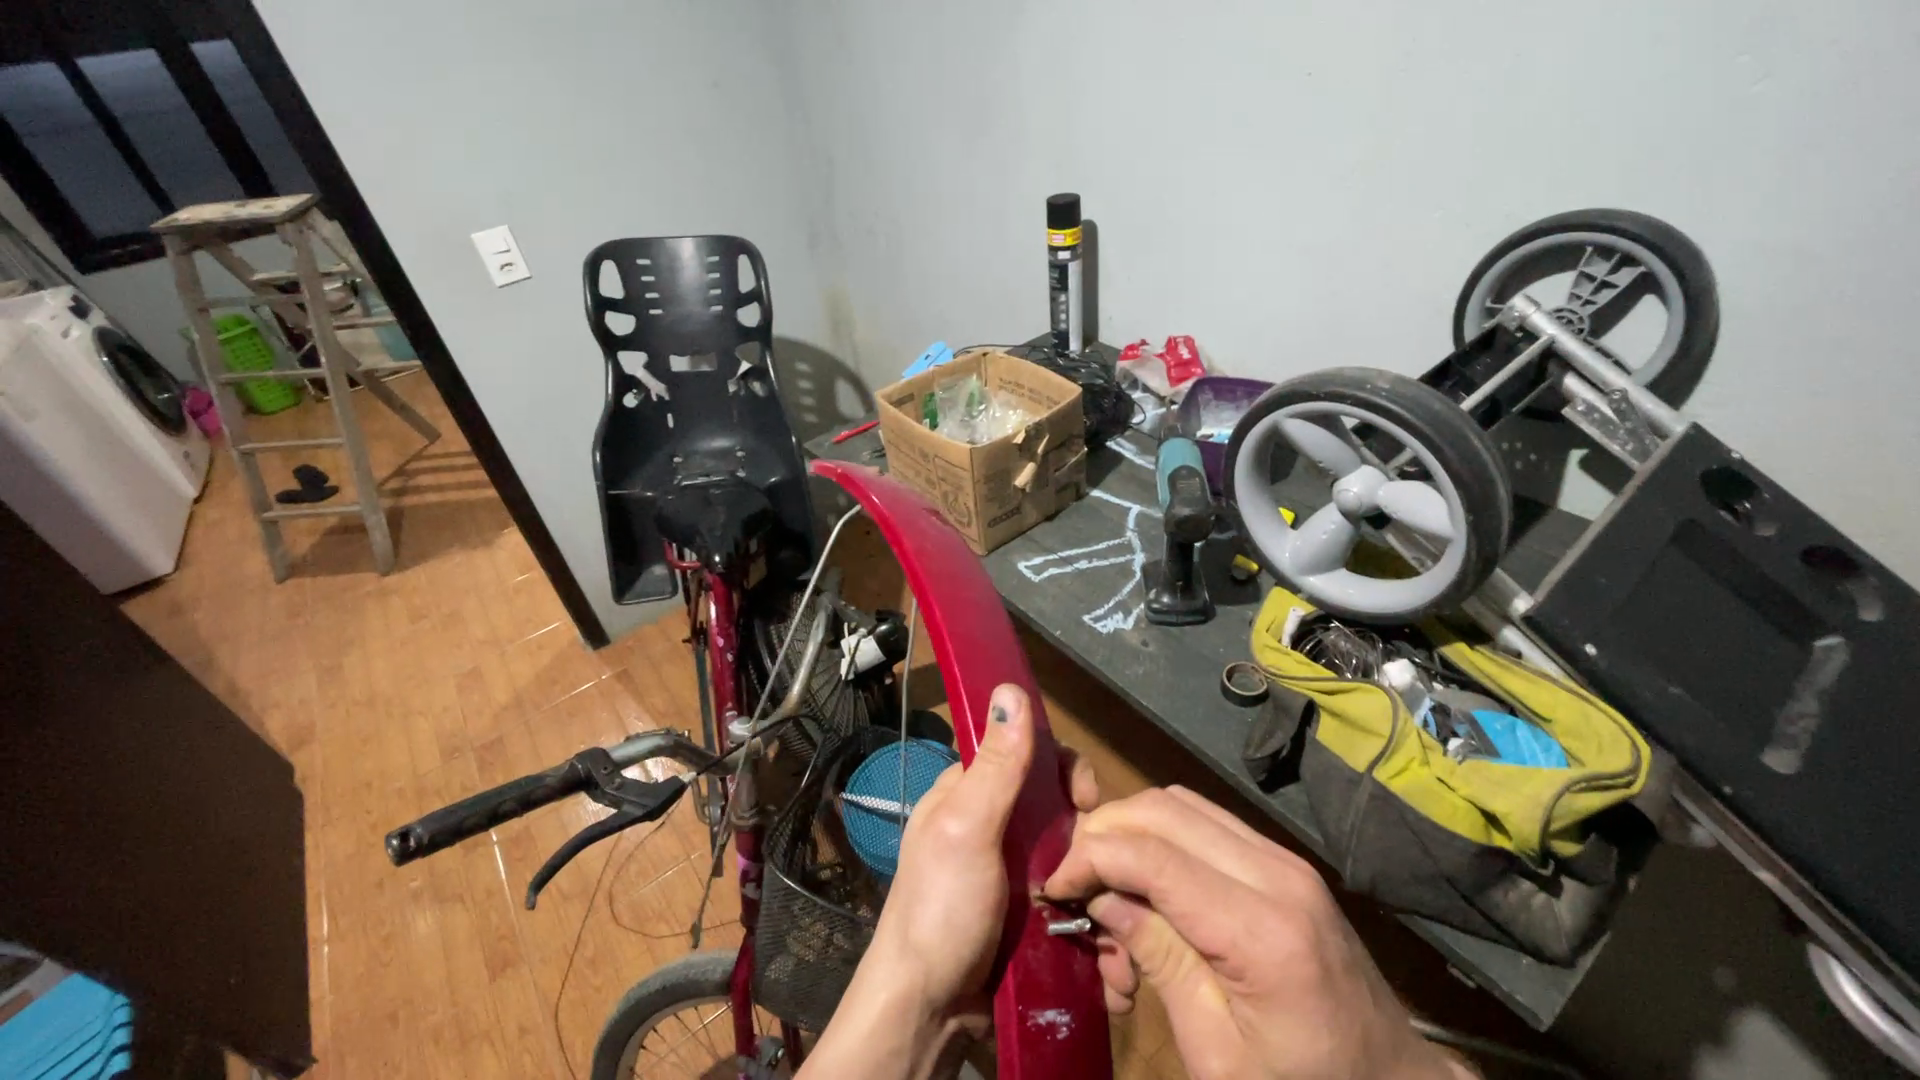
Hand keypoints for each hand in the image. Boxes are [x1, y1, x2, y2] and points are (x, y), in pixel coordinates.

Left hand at [800, 683, 1099, 1077]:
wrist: (927, 1013)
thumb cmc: (939, 912)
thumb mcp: (966, 831)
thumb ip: (996, 766)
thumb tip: (1009, 689)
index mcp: (969, 795)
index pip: (1027, 756)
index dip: (1063, 770)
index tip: (1087, 801)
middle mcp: (993, 829)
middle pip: (1060, 811)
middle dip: (1093, 842)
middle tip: (1107, 876)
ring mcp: (1012, 877)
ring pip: (1074, 862)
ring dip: (1103, 893)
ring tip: (1120, 931)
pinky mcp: (1030, 921)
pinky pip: (1073, 907)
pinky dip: (1094, 927)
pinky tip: (1111, 955)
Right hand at [1045, 786, 1474, 1079]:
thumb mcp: (1216, 1051)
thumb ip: (1159, 960)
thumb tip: (1099, 896)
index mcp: (1262, 929)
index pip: (1152, 855)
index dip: (1089, 859)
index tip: (1054, 889)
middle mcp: (1276, 872)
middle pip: (1162, 810)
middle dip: (1103, 834)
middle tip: (1074, 886)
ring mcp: (1284, 859)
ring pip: (1180, 803)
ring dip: (1131, 832)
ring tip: (1109, 892)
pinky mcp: (1283, 860)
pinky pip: (1205, 821)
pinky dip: (1161, 838)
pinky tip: (1148, 887)